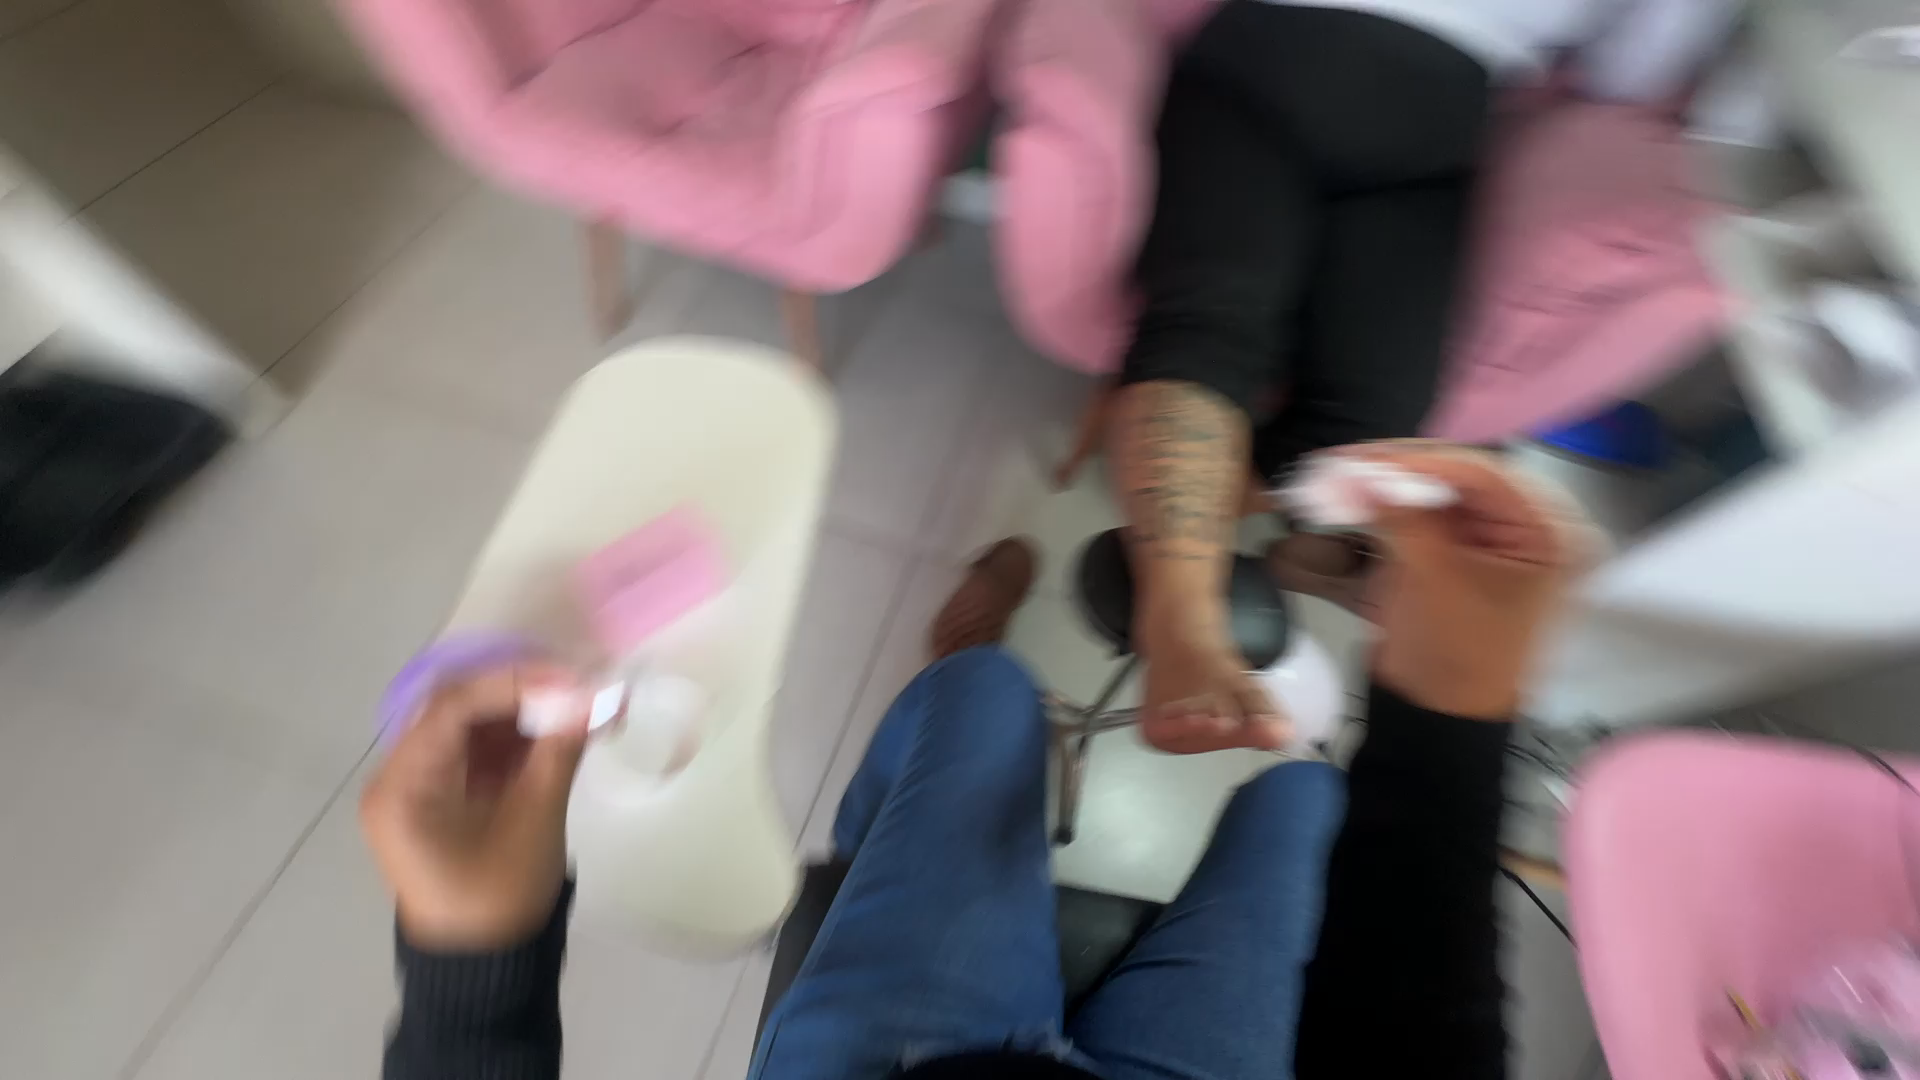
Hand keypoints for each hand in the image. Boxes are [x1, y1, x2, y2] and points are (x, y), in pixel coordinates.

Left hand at [360, 665, 588, 950]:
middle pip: (462, 704)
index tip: (574, 683)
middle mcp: (404, 773)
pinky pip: (490, 741)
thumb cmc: (500, 894)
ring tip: (586, 705)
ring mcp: (428, 779)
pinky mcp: (455, 787)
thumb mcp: (535, 819)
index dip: (515, 683)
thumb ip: (559, 750)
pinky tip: (572, 726)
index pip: (454, 707)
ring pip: (480, 718)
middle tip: (581, 687)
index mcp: (404, 786)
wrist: (485, 957)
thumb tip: (597, 697)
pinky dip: (530, 729)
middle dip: (525, 688)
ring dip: (533, 706)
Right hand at [1349, 441, 1596, 719]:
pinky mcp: (1443, 552)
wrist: (1432, 710)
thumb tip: (1357, 472)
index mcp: (1546, 533)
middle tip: (1341, 462)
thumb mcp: (1435, 581)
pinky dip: (1377, 505)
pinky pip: (1411, 516)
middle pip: (1455, 478)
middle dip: (1397, 469)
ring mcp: (1479, 539)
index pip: (1484, 475)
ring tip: (1333, 474)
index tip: (1362, 458)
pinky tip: (1344, 496)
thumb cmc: (1454, 651)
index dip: (1420, 462)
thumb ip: (1403, 520)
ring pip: (1428, 493)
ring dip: (1381, 483)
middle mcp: (1519, 527)